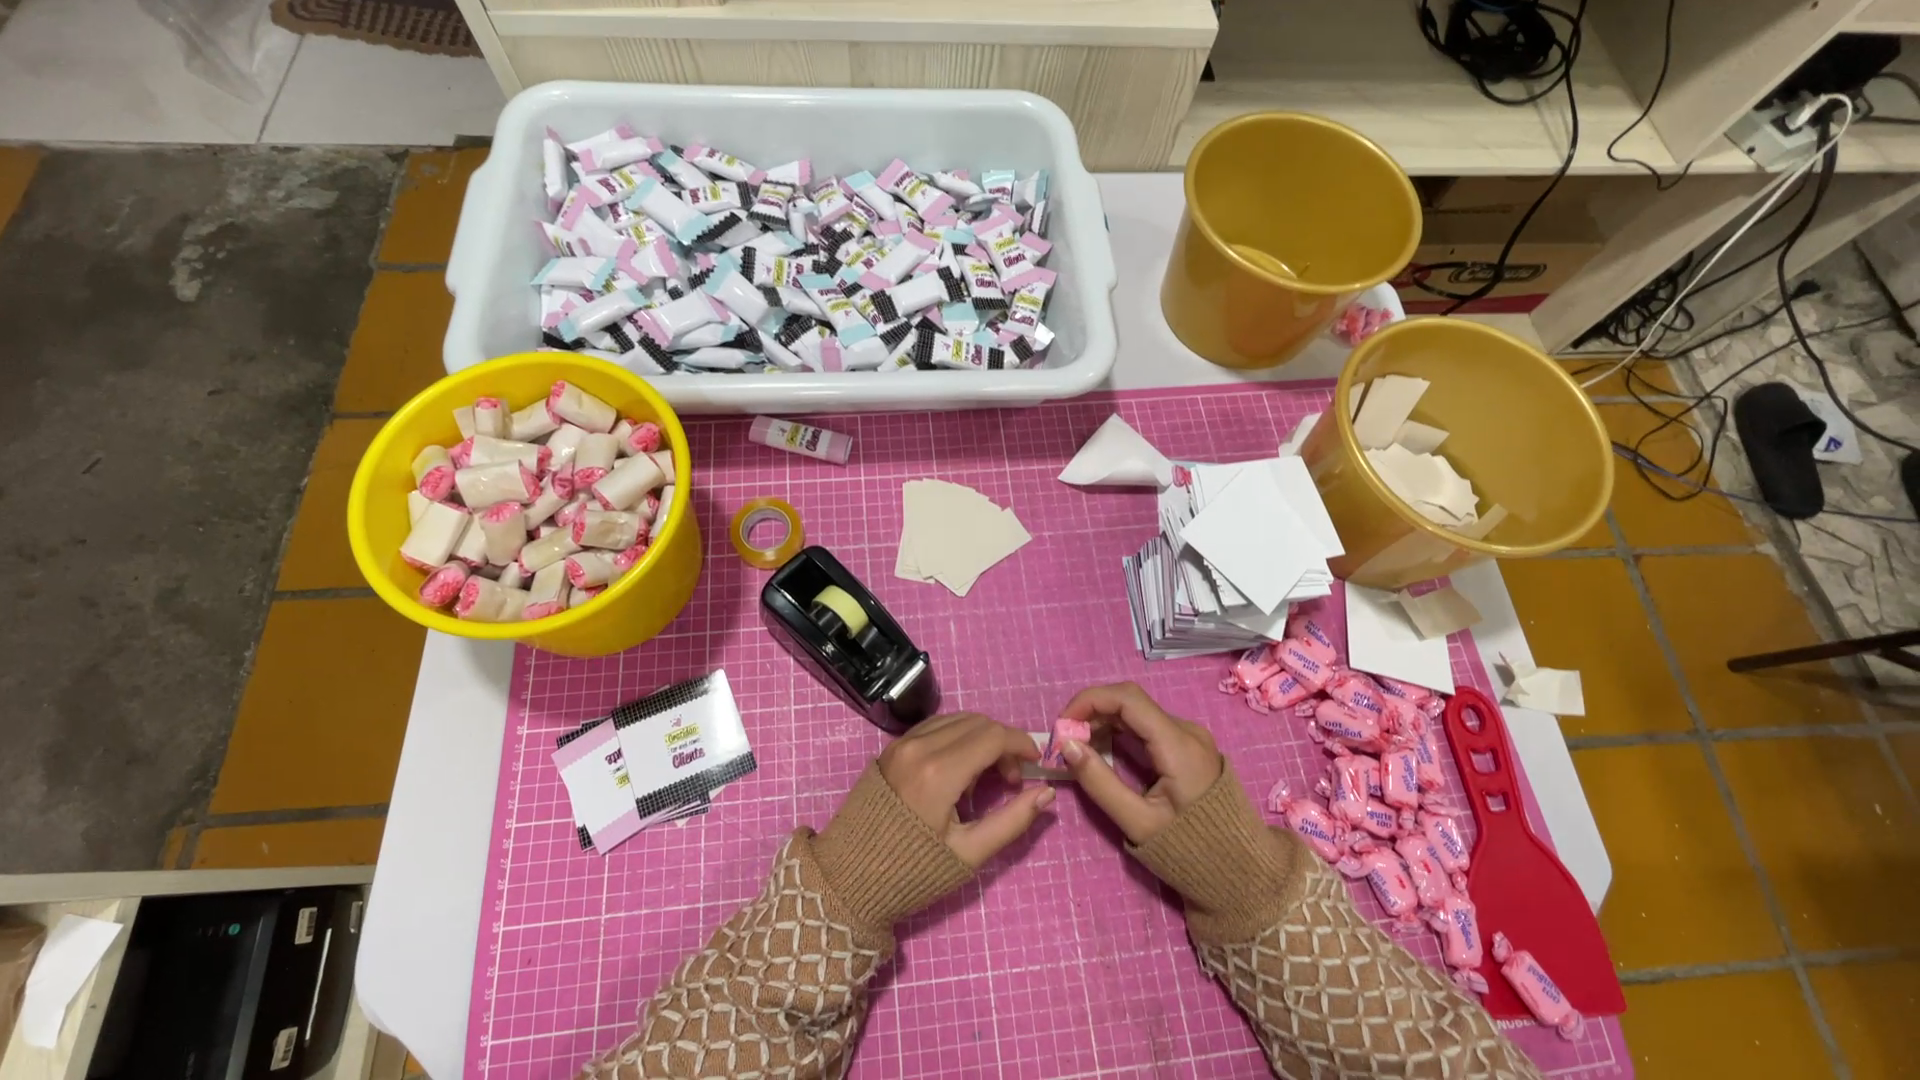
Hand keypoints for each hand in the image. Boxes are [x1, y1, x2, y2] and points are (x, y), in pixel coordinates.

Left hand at [876, 712, 1055, 866]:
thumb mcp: (969, 854)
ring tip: (986, 779)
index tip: (1035, 764)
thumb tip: (1045, 793)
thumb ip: (1012, 820)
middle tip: (1011, 781)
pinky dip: (957, 738)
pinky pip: (934, 728)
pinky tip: (959, 772)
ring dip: (980, 738)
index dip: (1021, 744)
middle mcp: (919, 747)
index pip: (993, 736)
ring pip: (955, 720)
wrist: (846, 879)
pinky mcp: (890, 749)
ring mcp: (901, 744)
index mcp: (939, 772)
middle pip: (977, 722)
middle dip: (1003, 743)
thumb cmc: (912, 873)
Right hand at [1058, 682, 1221, 844]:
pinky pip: (1147, 726)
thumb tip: (1067, 746)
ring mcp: (1189, 737)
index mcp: (1179, 745)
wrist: (1239, 869)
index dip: (1089, 701)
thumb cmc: (1189, 849)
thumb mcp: (1138, 823)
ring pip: (1137, 712)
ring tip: (1077, 747)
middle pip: (1131, 701)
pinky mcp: (1187, 746)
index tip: (1062, 725)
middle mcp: (1187, 731)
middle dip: (1092, 711)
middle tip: (1064, 740)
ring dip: (1103, 721)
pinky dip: (1119, 731)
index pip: (1128, 699)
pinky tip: (1101, 749)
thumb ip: (1100, 782)